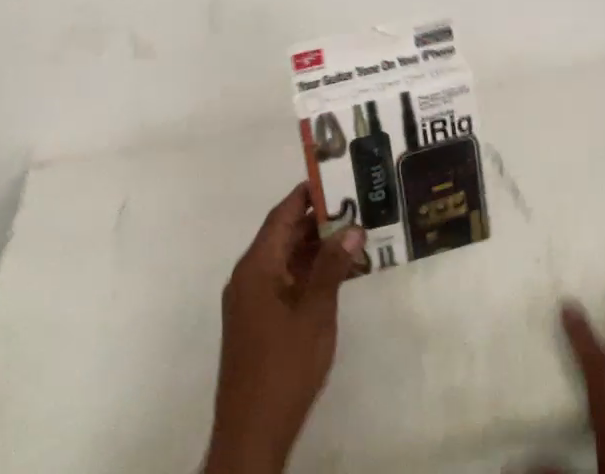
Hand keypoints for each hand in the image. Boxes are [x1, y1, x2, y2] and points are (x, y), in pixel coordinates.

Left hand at [204, 184, 366, 473]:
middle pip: (283, 236)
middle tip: (355, 202)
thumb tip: (352, 228)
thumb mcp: (315, 313)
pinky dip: (309, 272)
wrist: (252, 428)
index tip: (334, 176)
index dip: (305, 195)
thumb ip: (332, 268)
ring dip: (315, 248)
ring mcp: (251, 301)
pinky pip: (285, 282)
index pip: (281, 217)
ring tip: (355, 232)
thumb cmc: (284, 365)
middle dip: (317, 220)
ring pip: (285, 260)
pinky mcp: (258, 321)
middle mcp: (248, 277)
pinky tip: (339, 272)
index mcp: (255, 268)